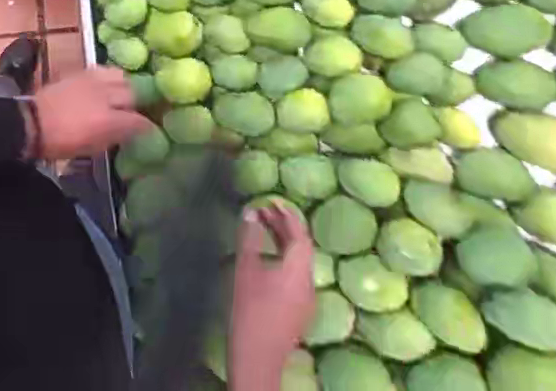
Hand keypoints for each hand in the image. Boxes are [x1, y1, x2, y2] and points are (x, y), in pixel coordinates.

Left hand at [27, 66, 152, 159]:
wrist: (32, 122)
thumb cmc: (61, 142)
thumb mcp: (92, 147)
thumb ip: (116, 136)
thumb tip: (133, 131)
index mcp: (108, 120)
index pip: (139, 121)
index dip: (149, 127)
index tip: (153, 131)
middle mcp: (104, 96)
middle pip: (133, 93)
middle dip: (141, 103)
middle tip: (142, 111)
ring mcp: (92, 81)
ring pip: (121, 76)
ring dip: (127, 86)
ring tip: (127, 95)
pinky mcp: (81, 72)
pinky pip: (105, 71)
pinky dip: (112, 78)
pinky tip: (110, 86)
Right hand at [228, 199, 315, 390]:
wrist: (257, 355)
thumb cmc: (250, 307)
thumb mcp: (246, 267)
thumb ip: (250, 237)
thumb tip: (252, 212)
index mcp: (299, 271)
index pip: (301, 236)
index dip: (289, 215)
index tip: (274, 199)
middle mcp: (309, 283)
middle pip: (302, 248)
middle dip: (284, 226)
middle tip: (265, 209)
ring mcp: (306, 298)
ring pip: (299, 260)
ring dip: (284, 240)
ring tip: (264, 225)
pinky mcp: (299, 308)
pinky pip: (296, 273)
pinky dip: (284, 256)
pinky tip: (267, 254)